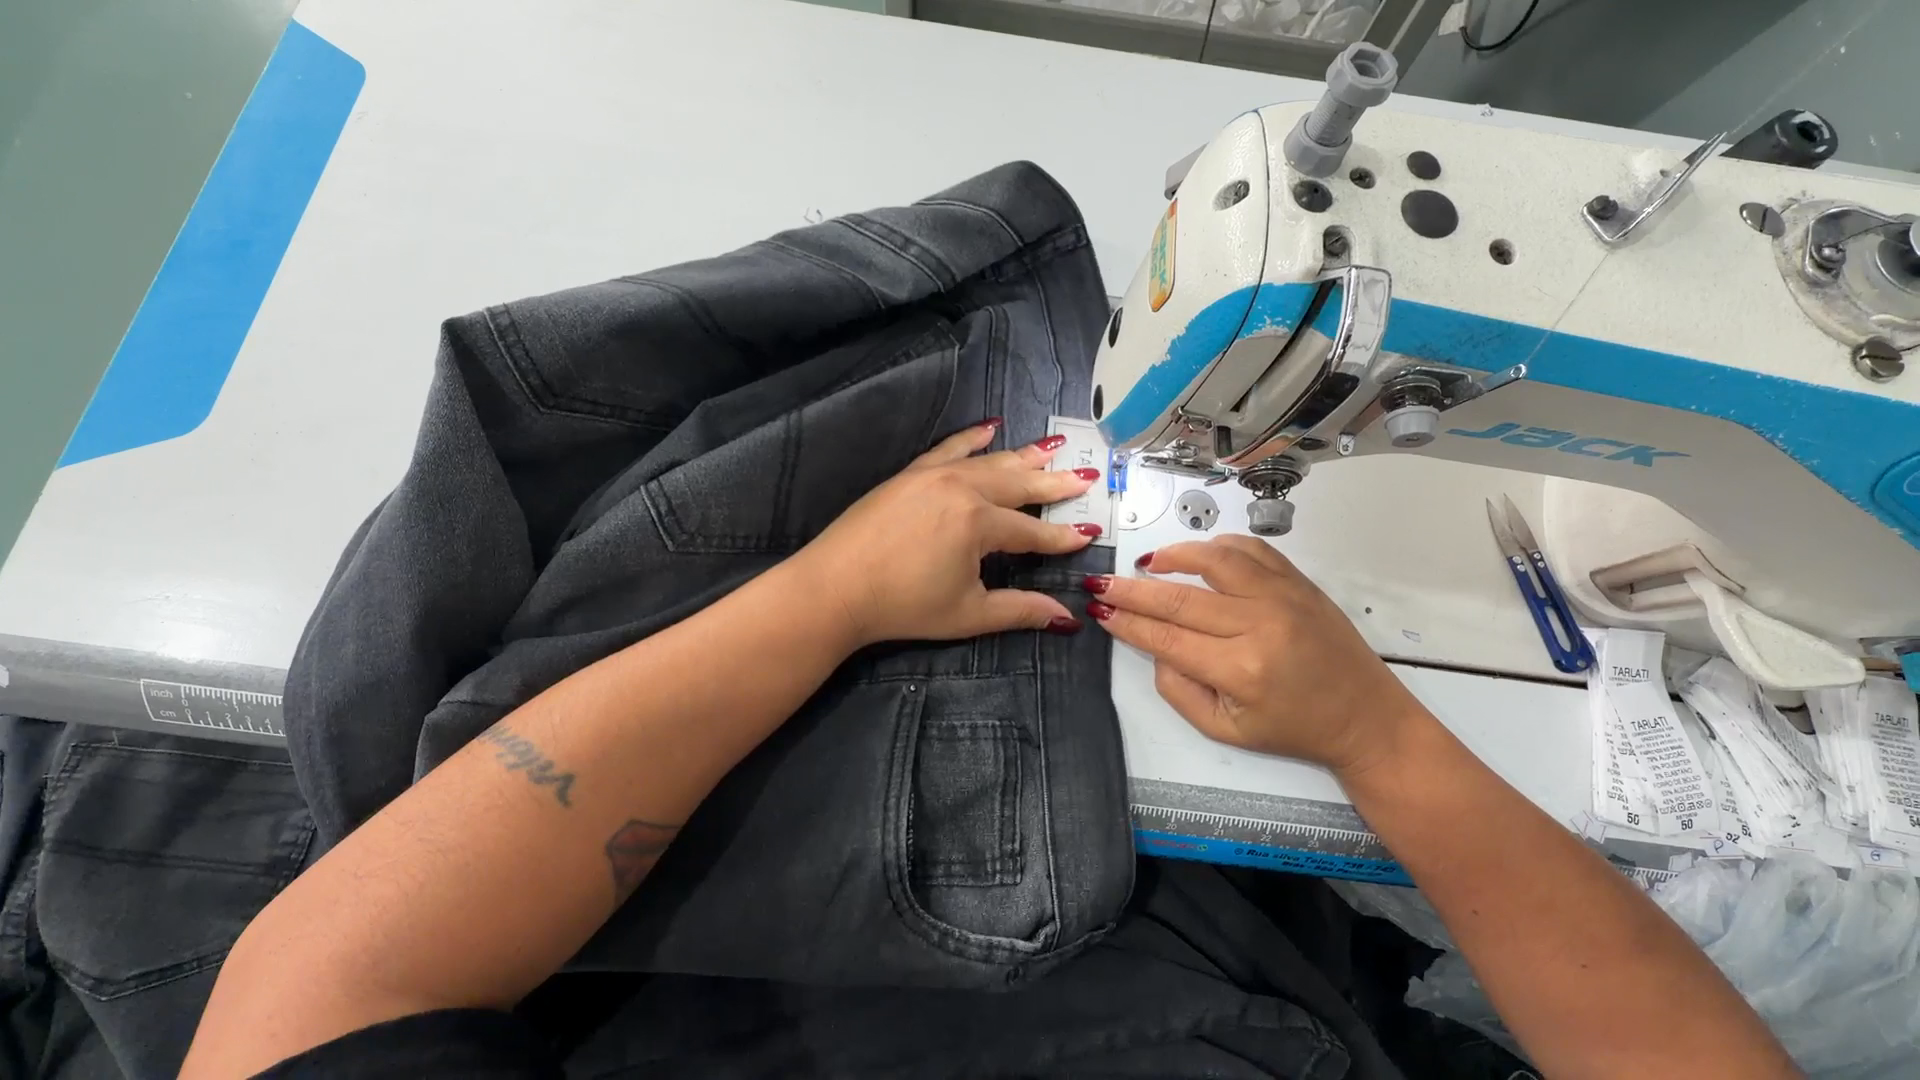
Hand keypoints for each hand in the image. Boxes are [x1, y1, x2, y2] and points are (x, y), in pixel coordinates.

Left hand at [790, 419, 1103, 647]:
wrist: (834, 588)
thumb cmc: (902, 606)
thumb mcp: (967, 614)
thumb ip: (1020, 610)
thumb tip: (1067, 617)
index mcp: (978, 524)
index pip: (1031, 531)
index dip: (1061, 537)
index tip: (1088, 534)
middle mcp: (961, 489)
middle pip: (1018, 484)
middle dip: (1053, 483)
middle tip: (1085, 476)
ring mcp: (932, 476)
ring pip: (988, 461)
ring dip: (1023, 456)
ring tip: (1052, 448)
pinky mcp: (909, 474)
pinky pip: (948, 448)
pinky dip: (971, 438)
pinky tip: (989, 428)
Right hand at [1083, 536, 1425, 775]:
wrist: (1364, 715)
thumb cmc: (1292, 728)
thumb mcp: (1225, 729)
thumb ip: (1179, 691)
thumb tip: (1153, 647)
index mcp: (1241, 670)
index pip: (1166, 638)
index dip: (1127, 623)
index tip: (1099, 610)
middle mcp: (1261, 625)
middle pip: (1181, 597)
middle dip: (1132, 590)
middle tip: (1101, 582)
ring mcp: (1284, 597)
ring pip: (1215, 559)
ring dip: (1174, 556)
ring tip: (1146, 563)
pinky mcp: (1299, 582)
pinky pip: (1251, 550)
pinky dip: (1218, 547)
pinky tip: (1199, 556)